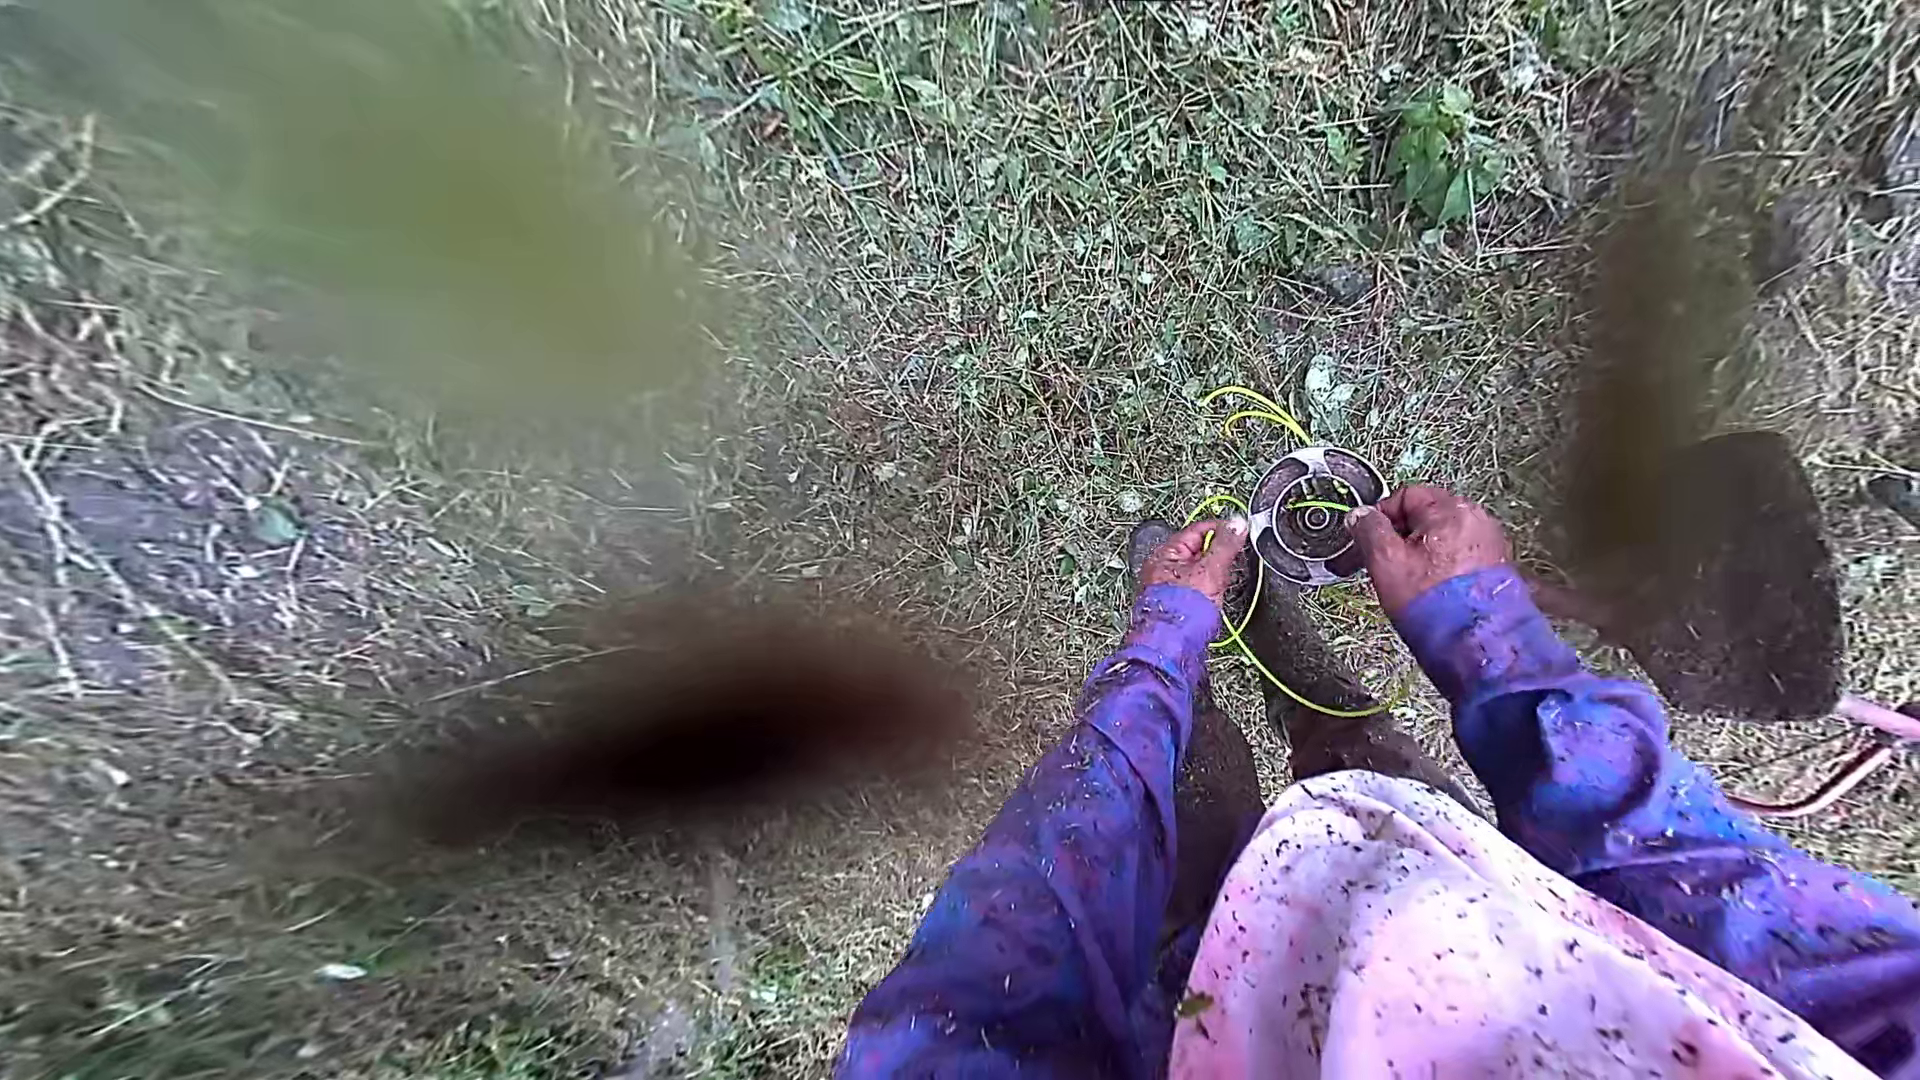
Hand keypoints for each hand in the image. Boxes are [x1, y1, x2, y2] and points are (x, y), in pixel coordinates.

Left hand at [1139, 517, 1247, 608]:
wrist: (1173, 644)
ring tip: (1219, 583)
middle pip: (1197, 550)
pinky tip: (1213, 597)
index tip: (1240, 531)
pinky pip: (1197, 587)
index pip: (1196, 530)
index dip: (1220, 529)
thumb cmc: (1182, 609)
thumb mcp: (1210, 570)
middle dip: (1217, 554)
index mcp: (1165, 554)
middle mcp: (1162, 568)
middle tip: (1231, 561)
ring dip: (1214, 573)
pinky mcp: (1176, 602)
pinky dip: (1209, 588)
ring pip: (1198, 569)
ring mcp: (1168, 585)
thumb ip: (1225, 545)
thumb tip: (1236, 524)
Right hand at [1344, 486, 1510, 617]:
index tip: (1370, 536)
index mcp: (1451, 511)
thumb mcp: (1384, 559)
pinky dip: (1437, 563)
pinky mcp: (1493, 565)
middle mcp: (1476, 521)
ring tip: (1406, 575)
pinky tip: (1427, 584)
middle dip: (1399, 533)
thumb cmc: (1432, 601)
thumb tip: (1360, 515)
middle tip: (1385, 558)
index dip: (1381, 515)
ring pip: (1438, 534)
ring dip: (1417, 549)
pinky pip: (1455, 552)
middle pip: (1424, 513)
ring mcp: (1488, 543)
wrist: (1475, 642)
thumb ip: (1368, 529)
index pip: (1406, 494)